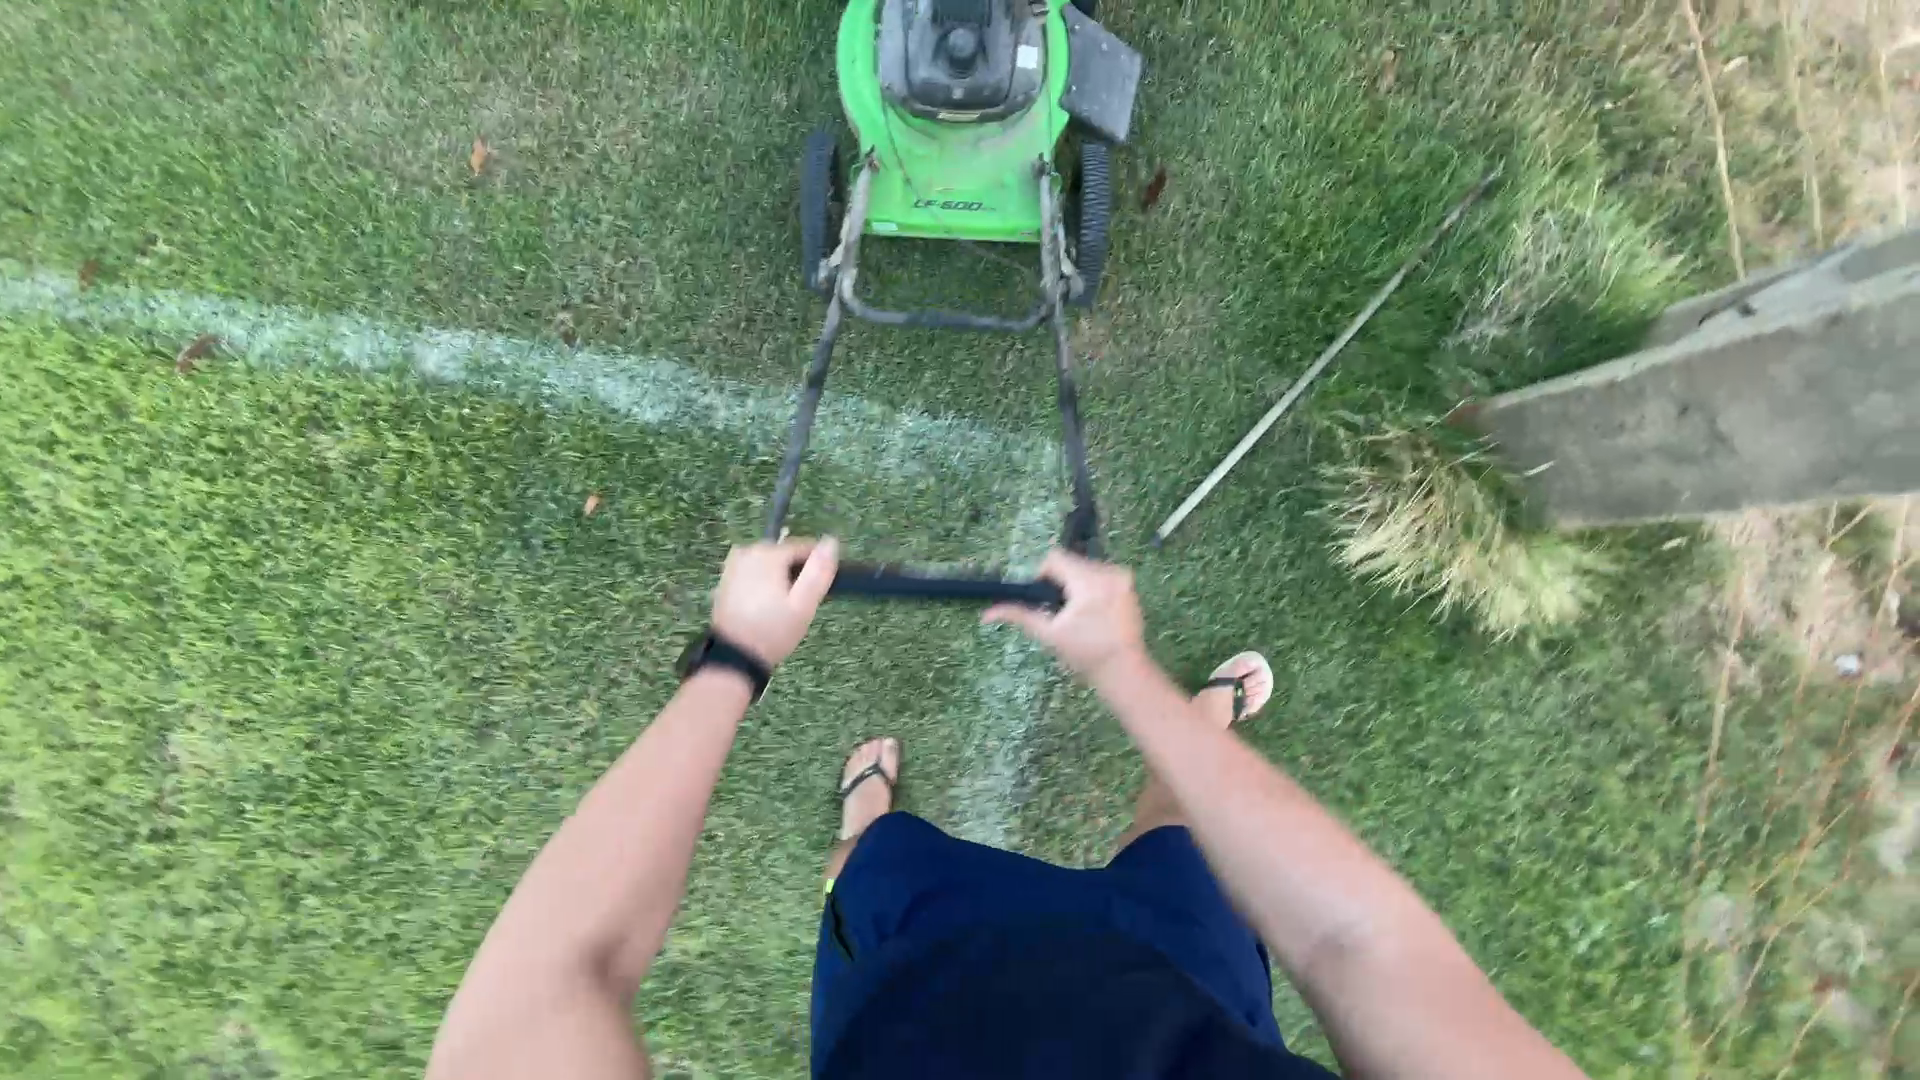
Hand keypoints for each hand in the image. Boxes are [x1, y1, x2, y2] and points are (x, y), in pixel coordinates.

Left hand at [711, 538, 838, 666]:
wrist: (735, 656)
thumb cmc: (773, 630)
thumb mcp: (803, 604)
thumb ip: (819, 571)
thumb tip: (831, 541)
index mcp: (768, 554)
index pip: (803, 547)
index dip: (817, 566)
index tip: (821, 587)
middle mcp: (747, 552)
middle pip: (784, 554)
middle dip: (796, 572)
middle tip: (801, 601)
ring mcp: (733, 566)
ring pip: (769, 564)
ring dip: (779, 578)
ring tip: (783, 605)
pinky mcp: (726, 581)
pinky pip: (753, 573)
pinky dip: (763, 583)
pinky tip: (766, 605)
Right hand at [982, 549, 1146, 681]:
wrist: (1123, 670)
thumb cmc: (1084, 654)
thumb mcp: (1049, 634)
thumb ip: (1019, 616)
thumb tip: (986, 614)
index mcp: (1088, 583)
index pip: (1055, 558)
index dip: (1044, 575)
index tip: (1046, 599)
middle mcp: (1109, 573)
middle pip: (1070, 562)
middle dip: (1061, 582)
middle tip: (1063, 612)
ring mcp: (1122, 578)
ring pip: (1084, 567)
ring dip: (1076, 584)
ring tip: (1081, 614)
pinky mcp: (1129, 585)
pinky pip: (1101, 574)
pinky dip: (1092, 587)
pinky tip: (1095, 612)